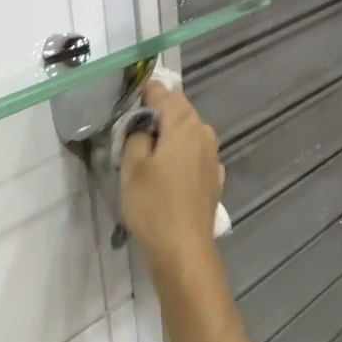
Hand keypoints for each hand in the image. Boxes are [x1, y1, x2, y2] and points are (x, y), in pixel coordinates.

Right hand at [119, 82, 224, 276]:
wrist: (182, 248)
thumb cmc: (153, 206)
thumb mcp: (132, 169)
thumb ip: (135, 138)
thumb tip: (142, 126)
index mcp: (185, 125)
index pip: (165, 94)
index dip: (146, 93)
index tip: (129, 98)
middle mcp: (205, 134)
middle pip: (180, 115)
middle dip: (157, 118)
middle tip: (131, 133)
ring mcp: (213, 158)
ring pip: (187, 137)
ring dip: (168, 141)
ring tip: (145, 158)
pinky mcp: (213, 181)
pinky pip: (193, 159)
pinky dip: (178, 160)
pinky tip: (166, 178)